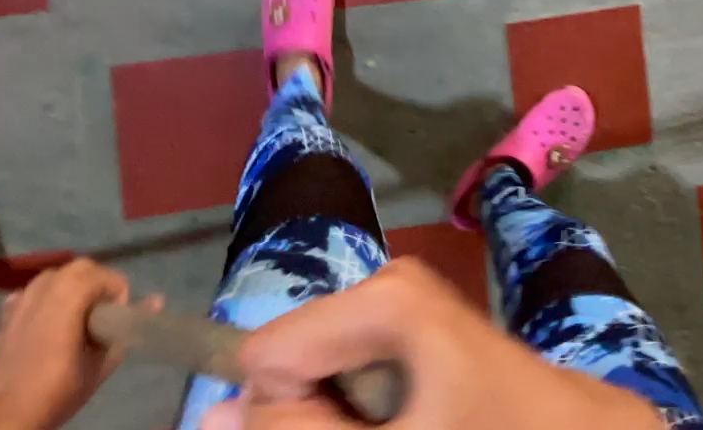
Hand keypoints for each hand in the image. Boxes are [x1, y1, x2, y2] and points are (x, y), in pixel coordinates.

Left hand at [0, 258, 150, 429]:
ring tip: (72, 322)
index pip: (112, 279)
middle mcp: (47, 285)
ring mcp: (22, 298)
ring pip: (56, 277)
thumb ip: (129, 328)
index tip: (111, 329)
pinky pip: (32, 294)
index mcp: (72, 291)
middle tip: (98, 322)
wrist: (1, 421)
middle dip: (97, 288)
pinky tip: (44, 325)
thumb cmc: (56, 390)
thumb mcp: (102, 364)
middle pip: (84, 270)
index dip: (119, 302)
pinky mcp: (4, 315)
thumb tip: (158, 298)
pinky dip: (43, 301)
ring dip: (70, 291)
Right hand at [199, 258, 662, 429]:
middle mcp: (390, 287)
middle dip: (318, 417)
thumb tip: (214, 412)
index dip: (281, 415)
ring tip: (403, 429)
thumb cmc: (488, 428)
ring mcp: (409, 306)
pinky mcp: (424, 330)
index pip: (266, 358)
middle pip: (298, 366)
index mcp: (381, 299)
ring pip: (329, 379)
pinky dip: (374, 414)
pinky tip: (418, 423)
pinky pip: (364, 380)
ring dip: (345, 420)